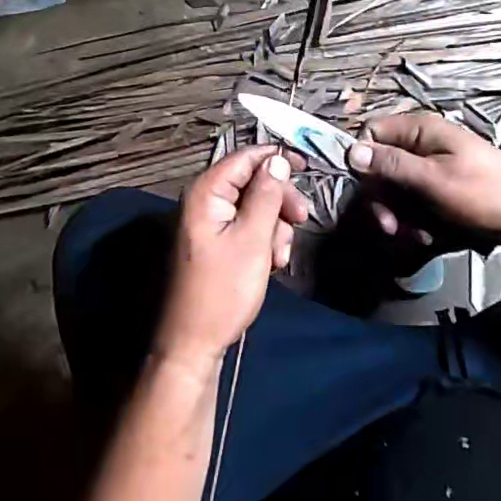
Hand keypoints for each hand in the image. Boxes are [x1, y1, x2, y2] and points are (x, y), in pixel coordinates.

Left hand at [154, 147, 308, 367]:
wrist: (195, 344)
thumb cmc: (223, 289)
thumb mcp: (253, 239)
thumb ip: (267, 195)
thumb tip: (278, 160)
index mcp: (206, 193)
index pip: (245, 157)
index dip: (276, 158)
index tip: (305, 167)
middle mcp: (205, 202)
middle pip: (252, 181)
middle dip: (279, 200)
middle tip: (301, 218)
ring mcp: (210, 224)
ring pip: (255, 206)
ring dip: (275, 226)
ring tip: (280, 254)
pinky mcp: (217, 243)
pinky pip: (248, 227)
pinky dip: (265, 240)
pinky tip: (273, 262)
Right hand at [349, 113, 500, 241]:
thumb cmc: (484, 192)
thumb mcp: (433, 180)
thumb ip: (392, 165)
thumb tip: (351, 151)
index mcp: (420, 129)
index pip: (371, 133)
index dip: (364, 161)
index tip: (369, 191)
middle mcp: (422, 142)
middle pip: (380, 165)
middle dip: (382, 198)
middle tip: (391, 228)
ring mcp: (432, 164)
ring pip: (395, 187)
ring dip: (399, 214)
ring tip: (416, 236)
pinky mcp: (440, 185)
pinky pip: (413, 199)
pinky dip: (415, 218)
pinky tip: (428, 236)